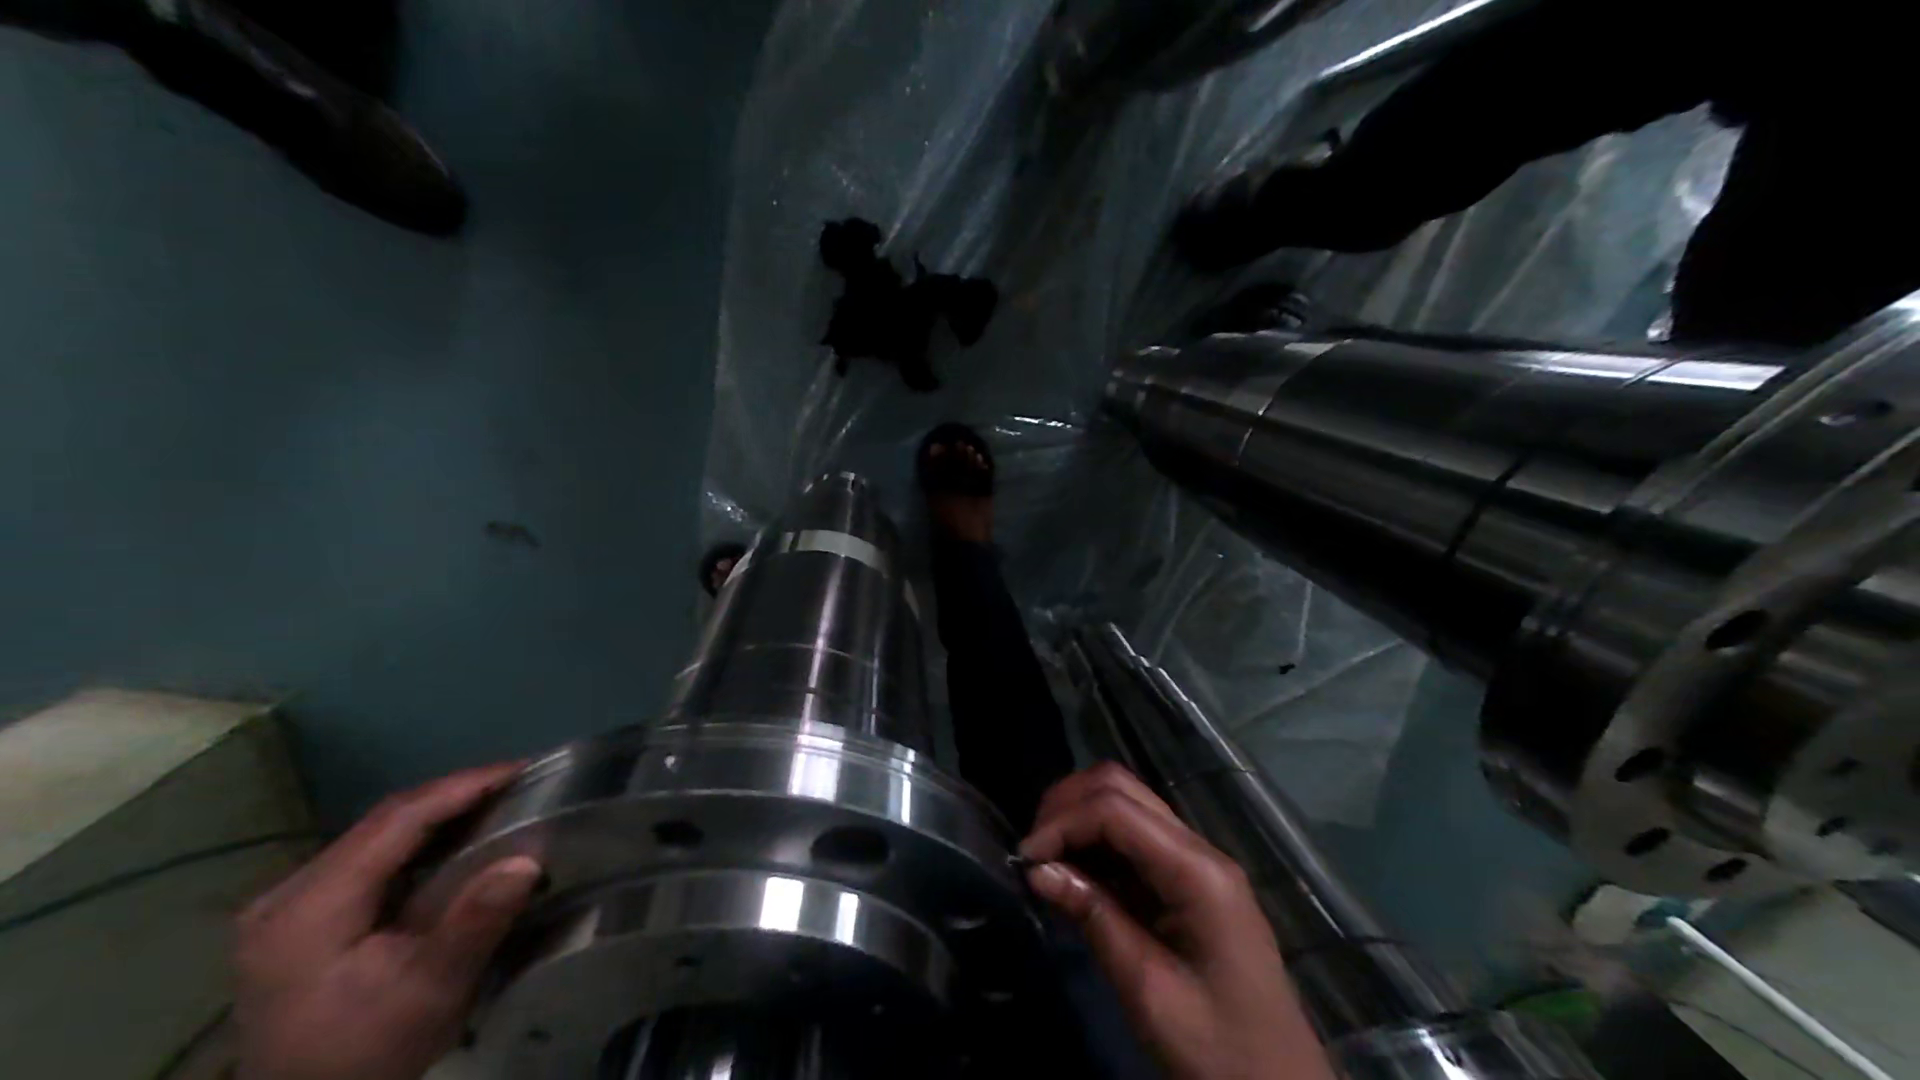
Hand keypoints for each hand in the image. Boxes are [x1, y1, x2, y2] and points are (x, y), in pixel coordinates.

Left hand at [235, 763, 540, 1079]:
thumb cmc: (366, 1053)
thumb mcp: (429, 994)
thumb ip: (474, 924)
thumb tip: (528, 859)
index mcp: (309, 908)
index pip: (395, 821)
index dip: (461, 788)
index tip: (520, 769)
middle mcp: (287, 894)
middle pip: (382, 821)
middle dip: (454, 794)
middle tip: (517, 781)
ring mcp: (287, 905)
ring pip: (376, 833)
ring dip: (438, 812)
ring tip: (496, 800)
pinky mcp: (298, 917)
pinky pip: (369, 855)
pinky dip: (419, 837)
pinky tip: (454, 839)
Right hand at [1020, 763, 1336, 1079]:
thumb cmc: (1218, 1051)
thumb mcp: (1148, 990)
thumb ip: (1094, 918)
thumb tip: (1036, 869)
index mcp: (1198, 872)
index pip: (1117, 809)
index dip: (1063, 822)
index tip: (1025, 860)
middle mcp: (1198, 850)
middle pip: (1121, 788)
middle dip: (1067, 806)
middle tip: (1033, 853)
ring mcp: (1194, 862)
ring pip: (1125, 804)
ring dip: (1078, 820)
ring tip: (1045, 862)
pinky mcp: (1185, 881)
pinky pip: (1132, 839)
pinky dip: (1094, 844)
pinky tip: (1071, 875)